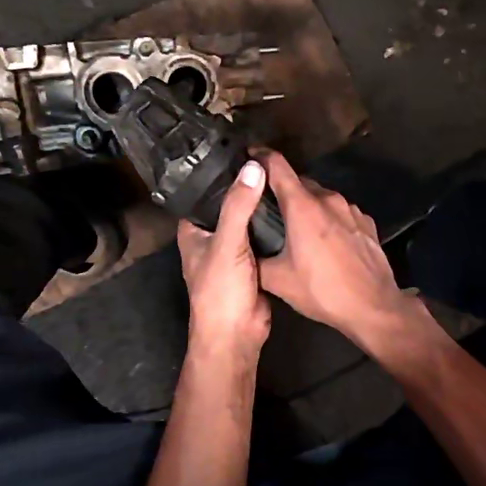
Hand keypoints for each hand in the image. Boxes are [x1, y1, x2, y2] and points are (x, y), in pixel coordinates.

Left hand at [177, 159, 272, 354]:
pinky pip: (265, 239)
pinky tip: (292, 211)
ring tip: (285, 180)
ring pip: (249, 222)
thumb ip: (238, 205)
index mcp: (193, 231)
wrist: (237, 334)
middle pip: (230, 206)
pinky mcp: (255, 264)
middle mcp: (211, 238)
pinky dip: (276, 228)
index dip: (222, 174)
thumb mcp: (227, 242)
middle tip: (273, 163)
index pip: (205, 193)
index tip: (245, 152)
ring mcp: (234, 252)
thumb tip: (253, 166)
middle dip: (248, 189)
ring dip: (264, 209)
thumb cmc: (220, 289)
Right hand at [256, 151, 423, 348]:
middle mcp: (328, 200)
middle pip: (300, 182)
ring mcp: (351, 210)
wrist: (373, 307)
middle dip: (282, 190)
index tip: (249, 155)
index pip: (277, 166)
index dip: (260, 156)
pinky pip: (340, 213)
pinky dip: (328, 219)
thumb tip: (242, 249)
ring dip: (307, 206)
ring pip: (322, 198)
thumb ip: (255, 258)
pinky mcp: (366, 224)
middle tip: (267, 206)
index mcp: (303, 206)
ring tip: (296, 227)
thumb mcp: (278, 281)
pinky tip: (325, 241)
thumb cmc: (322, 291)